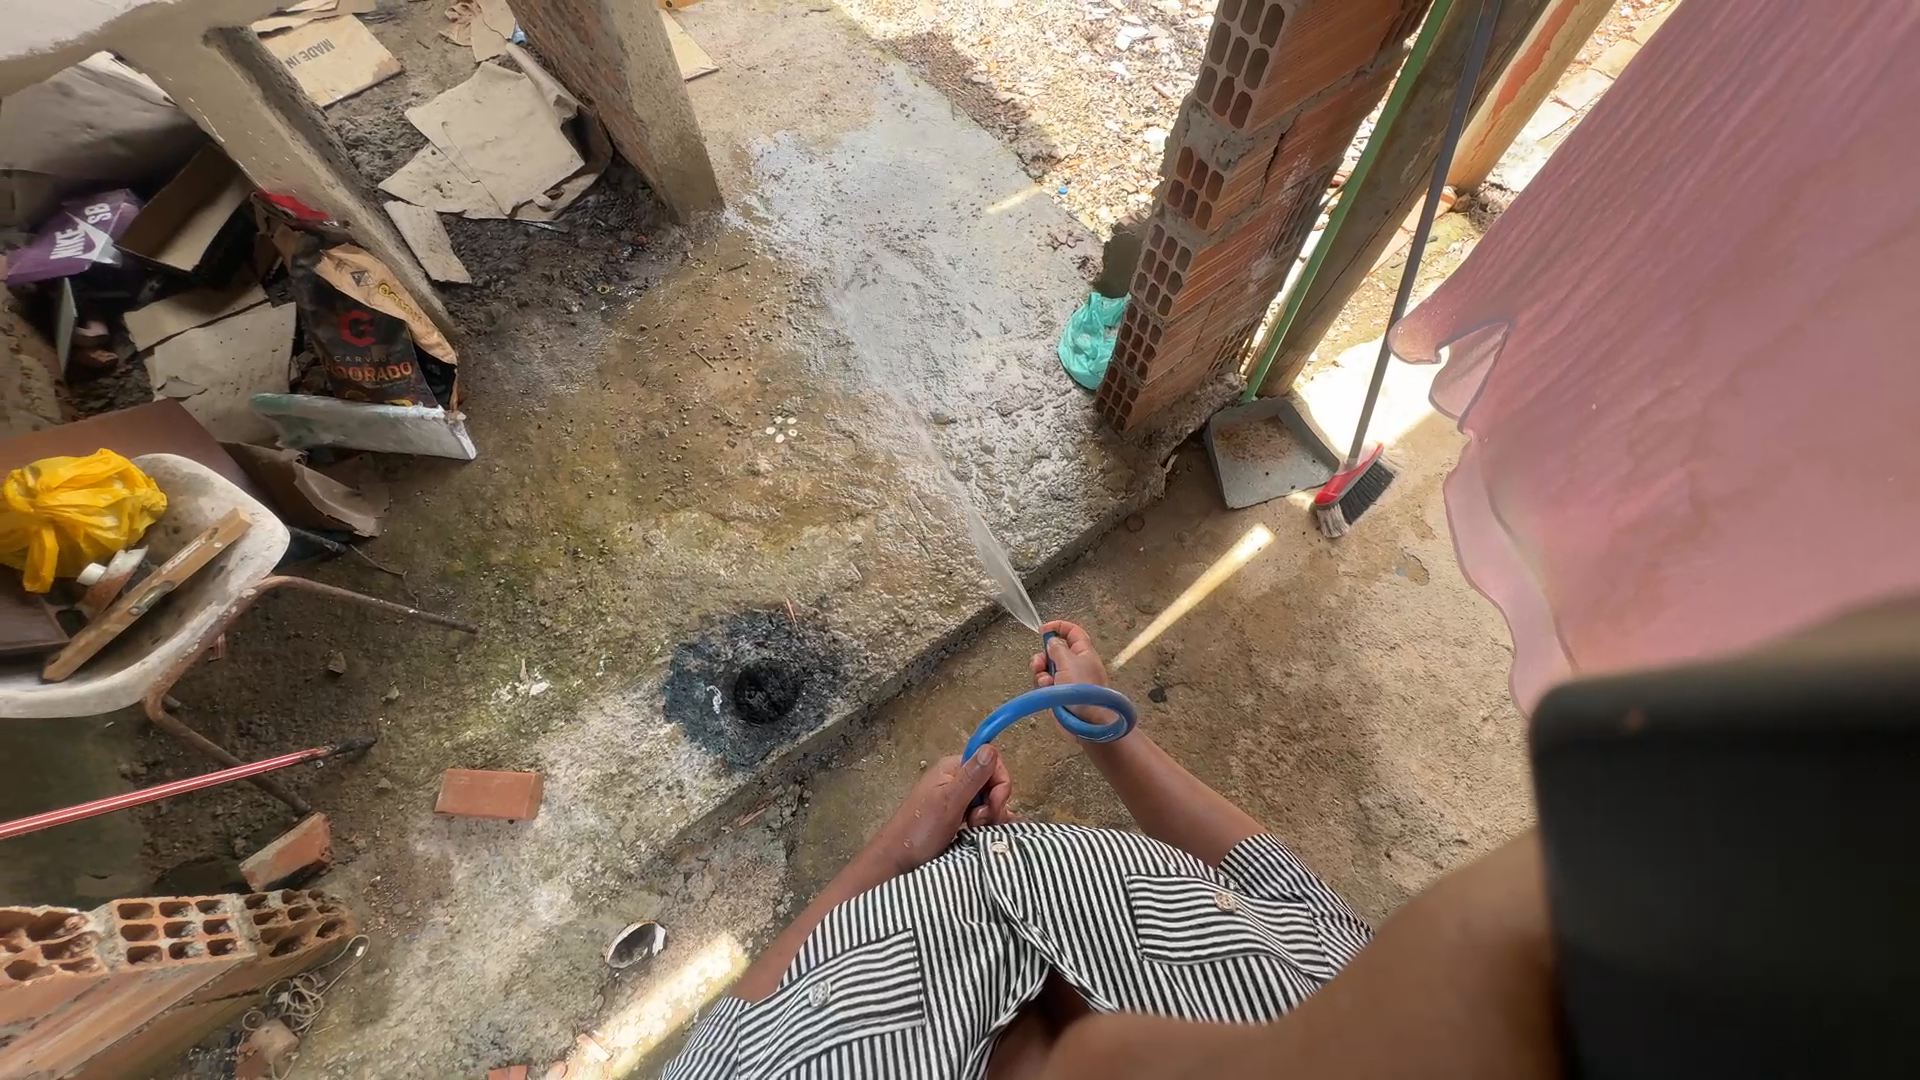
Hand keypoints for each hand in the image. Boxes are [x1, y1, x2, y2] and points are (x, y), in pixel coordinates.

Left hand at [867, 748, 1012, 873]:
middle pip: (993, 783)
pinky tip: (979, 836)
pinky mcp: (959, 819)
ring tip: (973, 830)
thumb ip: (972, 776)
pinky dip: (985, 825)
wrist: (898, 862)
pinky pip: (983, 816)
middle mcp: (957, 779)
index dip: (998, 781)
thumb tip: (990, 747)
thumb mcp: (948, 801)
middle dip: (994, 804)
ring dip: (989, 817)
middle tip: (977, 821)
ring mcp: (958, 800)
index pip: (990, 761)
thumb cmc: (919, 830)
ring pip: (990, 802)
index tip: (993, 803)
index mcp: (953, 767)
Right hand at [1030, 620, 1122, 732]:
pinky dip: (1043, 684)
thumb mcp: (1069, 662)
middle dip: (1043, 655)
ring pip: (1046, 668)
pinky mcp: (1057, 693)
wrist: (1085, 721)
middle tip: (1040, 662)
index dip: (1059, 627)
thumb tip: (1052, 641)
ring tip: (1045, 680)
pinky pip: (1044, 683)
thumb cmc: (1082, 688)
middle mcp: (1075, 664)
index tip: (1043, 630)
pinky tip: (1046, 689)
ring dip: (1041, 671)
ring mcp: (1066, 680)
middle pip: (1054, 651)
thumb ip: (1057, 648)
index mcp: (1084, 653)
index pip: (1073, 633)